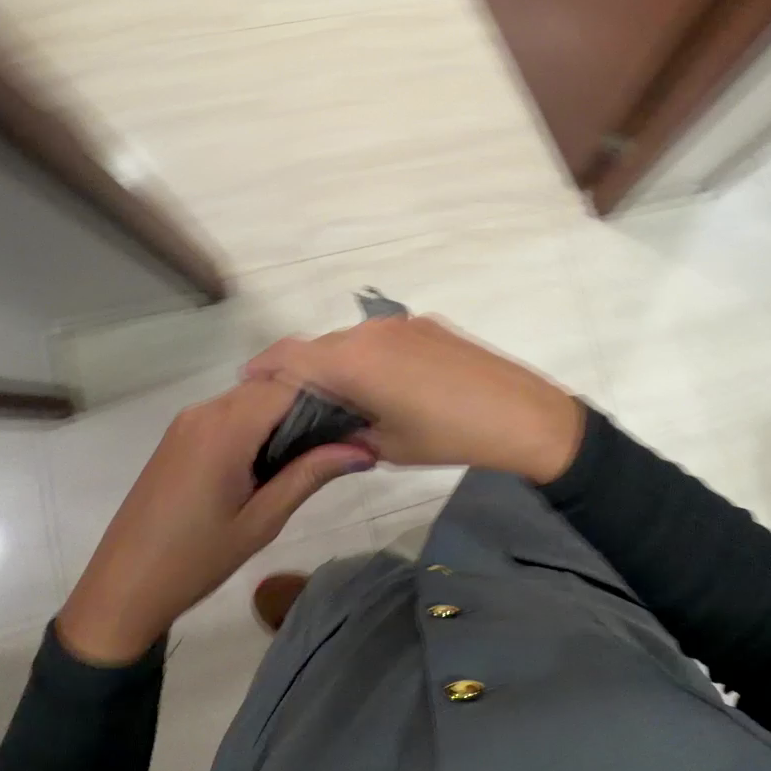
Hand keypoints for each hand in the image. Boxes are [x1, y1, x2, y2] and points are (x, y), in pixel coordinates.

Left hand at [54, 379, 373, 665]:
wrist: (120, 591)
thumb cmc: (196, 560)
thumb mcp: (262, 521)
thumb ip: (311, 474)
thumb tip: (364, 449)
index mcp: (226, 428)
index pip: (292, 383)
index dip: (330, 393)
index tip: (360, 417)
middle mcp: (205, 411)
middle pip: (272, 385)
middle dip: (311, 403)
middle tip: (346, 435)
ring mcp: (188, 422)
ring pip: (251, 397)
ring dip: (285, 413)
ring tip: (317, 448)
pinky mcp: (180, 436)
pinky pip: (230, 413)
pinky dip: (259, 423)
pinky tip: (276, 456)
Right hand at [243, 316, 583, 484]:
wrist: (520, 412)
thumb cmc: (448, 436)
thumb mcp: (387, 446)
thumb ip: (345, 431)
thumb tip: (330, 426)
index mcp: (353, 360)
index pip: (289, 356)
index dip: (263, 369)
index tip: (249, 387)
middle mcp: (371, 331)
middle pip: (319, 346)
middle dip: (301, 370)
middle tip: (296, 404)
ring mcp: (403, 324)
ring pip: (352, 339)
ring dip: (338, 362)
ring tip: (341, 398)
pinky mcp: (428, 325)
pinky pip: (382, 337)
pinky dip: (369, 356)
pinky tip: (384, 384)